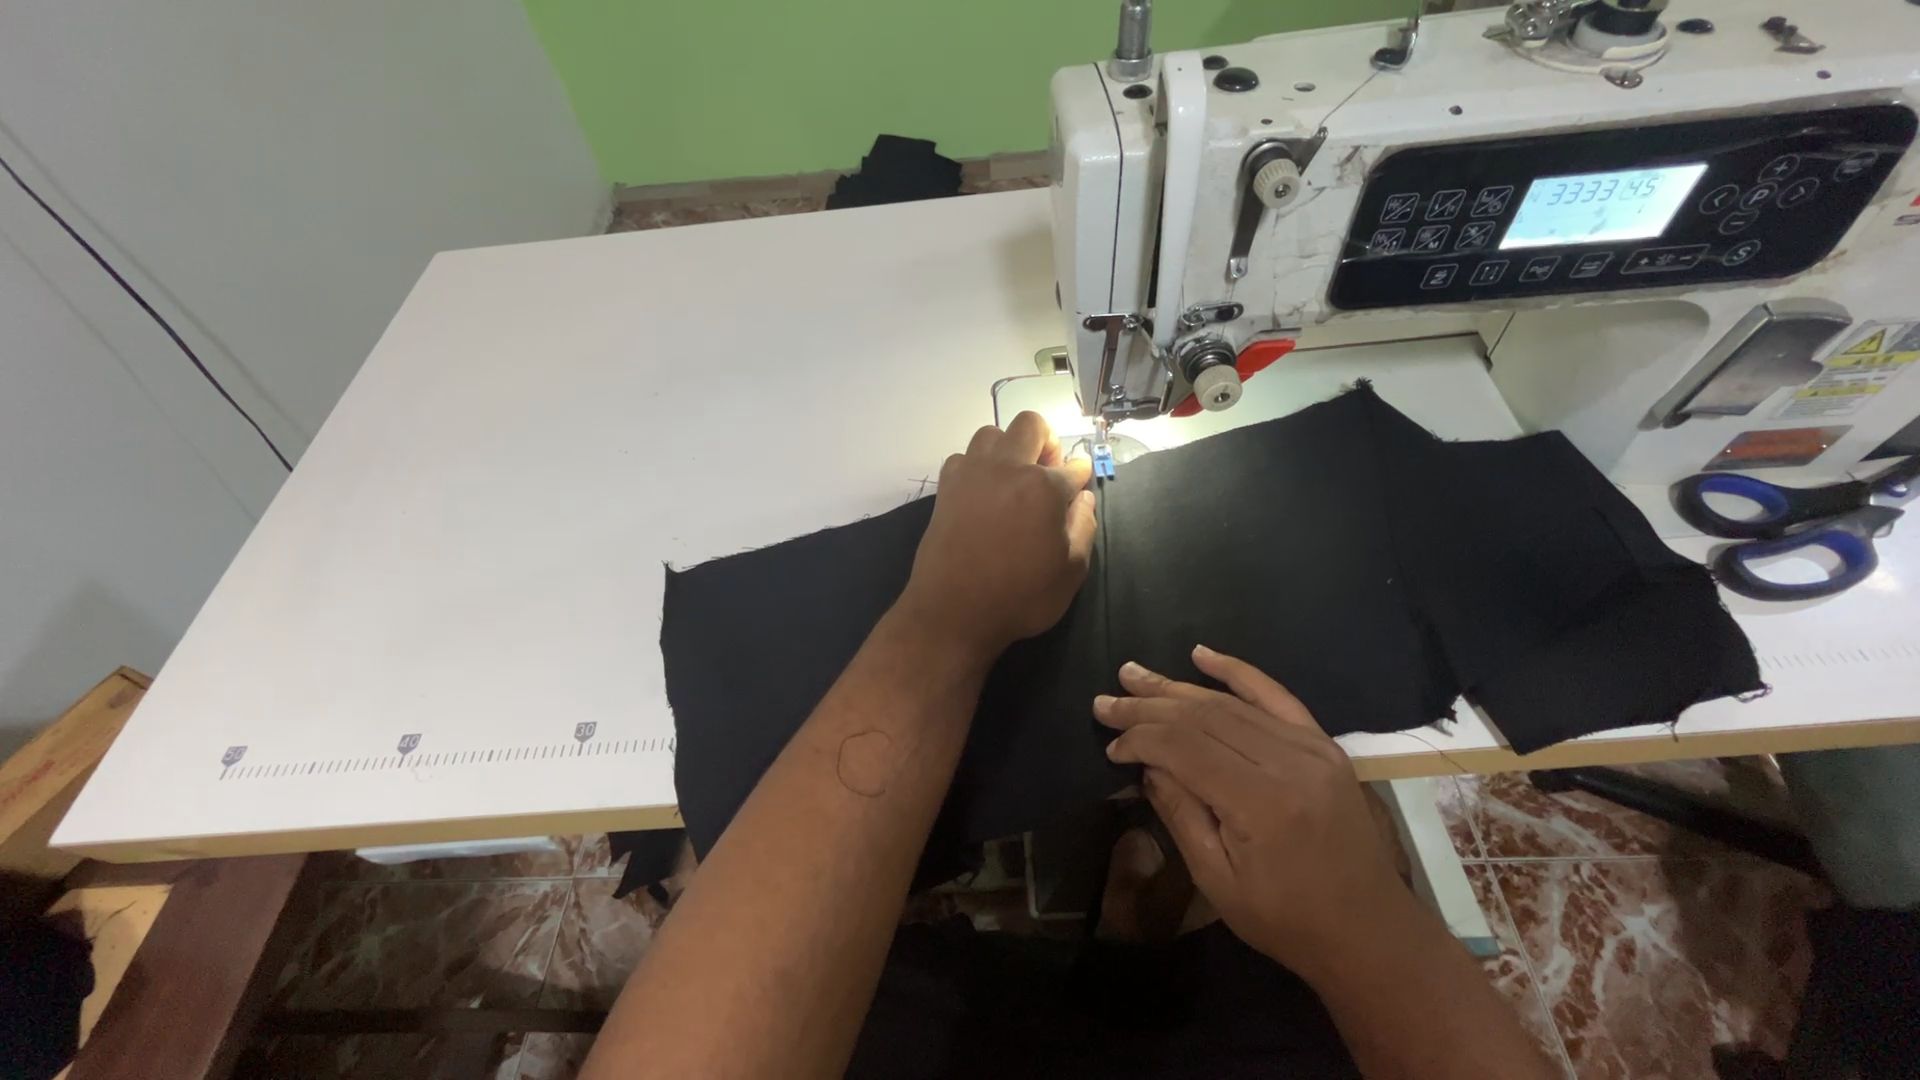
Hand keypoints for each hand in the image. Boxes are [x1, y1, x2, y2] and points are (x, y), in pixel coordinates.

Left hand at [899, 412, 1096, 660]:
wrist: (953, 612)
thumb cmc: (1020, 597)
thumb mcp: (1071, 571)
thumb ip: (1084, 527)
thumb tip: (1083, 498)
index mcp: (1043, 486)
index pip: (1072, 467)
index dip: (1080, 477)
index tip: (1079, 487)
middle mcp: (1006, 468)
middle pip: (1030, 425)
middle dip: (1046, 442)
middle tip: (1048, 473)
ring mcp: (971, 475)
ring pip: (991, 434)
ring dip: (1008, 448)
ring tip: (1013, 479)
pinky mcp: (945, 489)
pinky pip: (962, 458)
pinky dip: (976, 466)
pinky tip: (983, 493)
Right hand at [1094, 646, 1411, 976]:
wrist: (1370, 931)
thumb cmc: (1286, 919)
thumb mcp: (1217, 880)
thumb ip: (1180, 814)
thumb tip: (1147, 764)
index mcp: (1262, 804)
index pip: (1186, 748)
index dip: (1141, 739)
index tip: (1110, 747)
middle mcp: (1289, 763)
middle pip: (1205, 717)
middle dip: (1148, 705)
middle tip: (1105, 700)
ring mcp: (1312, 747)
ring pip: (1231, 703)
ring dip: (1177, 687)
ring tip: (1132, 675)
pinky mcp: (1324, 744)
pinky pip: (1276, 696)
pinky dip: (1237, 671)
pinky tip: (1202, 654)